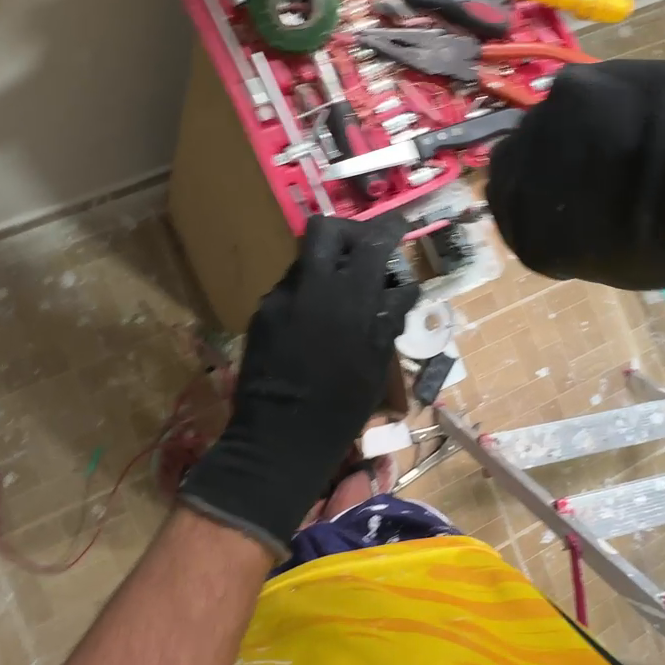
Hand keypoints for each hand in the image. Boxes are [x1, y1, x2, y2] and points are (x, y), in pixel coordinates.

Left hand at [179, 214, 419, 554]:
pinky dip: (307, 295)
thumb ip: (389, 316)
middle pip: (325, 229)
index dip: (389, 227)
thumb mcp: (377, 360)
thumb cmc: (342, 406)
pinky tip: (314, 324)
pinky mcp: (261, 314)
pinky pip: (289, 290)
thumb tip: (402, 287)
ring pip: (305, 260)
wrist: (279, 437)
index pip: (373, 240)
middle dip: (347, 234)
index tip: (399, 227)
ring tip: (341, 299)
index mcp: (350, 296)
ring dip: (326, 268)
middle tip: (363, 254)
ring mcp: (281, 297)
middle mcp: (312, 286)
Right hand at [486, 59, 664, 294]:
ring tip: (613, 140)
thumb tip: (561, 202)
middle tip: (580, 169)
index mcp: (535, 233)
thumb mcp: (612, 260)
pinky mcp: (584, 81)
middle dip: (539, 165)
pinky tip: (632, 117)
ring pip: (541, 124)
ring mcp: (550, 123)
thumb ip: (567, 230)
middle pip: (511, 163)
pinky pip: (575, 96)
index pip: (508, 214)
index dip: (533, 208)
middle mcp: (527, 174)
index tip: (560, 206)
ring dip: (566, 132)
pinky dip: (595, 107)